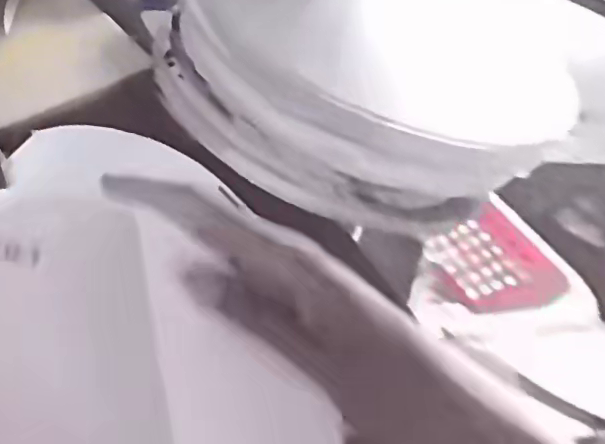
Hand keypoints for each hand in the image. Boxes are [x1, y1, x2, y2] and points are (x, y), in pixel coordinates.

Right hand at [102, 177, 552, 443]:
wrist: (495, 439)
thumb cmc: (415, 405)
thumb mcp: (332, 373)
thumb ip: (259, 320)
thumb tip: (186, 270)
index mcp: (296, 264)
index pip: (207, 212)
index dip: (156, 194)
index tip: (109, 185)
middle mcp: (296, 259)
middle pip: (214, 216)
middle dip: (163, 206)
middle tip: (111, 205)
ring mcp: (305, 278)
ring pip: (228, 240)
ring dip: (184, 232)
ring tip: (137, 230)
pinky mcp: (311, 300)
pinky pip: (246, 269)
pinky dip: (211, 262)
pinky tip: (194, 281)